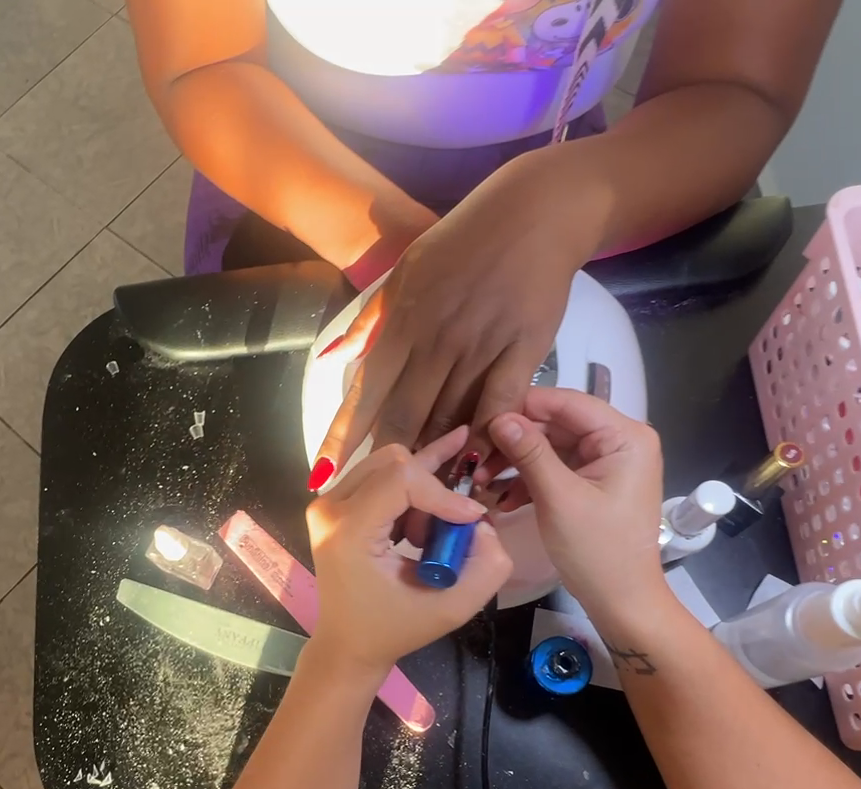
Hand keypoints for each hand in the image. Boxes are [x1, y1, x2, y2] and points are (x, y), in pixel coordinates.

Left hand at [305, 426, 511, 670]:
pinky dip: (409, 491)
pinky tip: (432, 507)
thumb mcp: (451, 609)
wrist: (348, 643)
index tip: (471, 521)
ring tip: (427, 534)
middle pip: (395, 462)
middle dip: (432, 491)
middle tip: (443, 532)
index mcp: (347, 532)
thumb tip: (484, 524)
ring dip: (420, 491)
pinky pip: (379, 474)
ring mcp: (326, 502)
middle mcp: (329, 508)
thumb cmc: (394, 629)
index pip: (402, 478)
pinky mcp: (333, 503)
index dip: (444, 494)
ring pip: (388, 462)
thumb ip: (486, 567)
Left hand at [310, 154, 601, 482]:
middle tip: (375, 504)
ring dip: (433, 463)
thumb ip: (370, 320)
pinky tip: (474, 471)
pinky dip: (486, 441)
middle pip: (403, 415)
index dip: (343, 437)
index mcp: (403, 320)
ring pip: (449, 417)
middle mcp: (436, 339)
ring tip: (419, 502)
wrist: (537, 213)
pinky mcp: (524, 351)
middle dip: (386, 464)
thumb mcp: (406, 269)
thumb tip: (332, 358)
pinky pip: (500, 406)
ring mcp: (481, 346)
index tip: (324, 474)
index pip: (365, 392)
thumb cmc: (462, 241)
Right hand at [485, 388, 672, 633]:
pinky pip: (556, 468)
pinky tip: (502, 498)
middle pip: (557, 424)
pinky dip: (529, 480)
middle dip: (515, 440)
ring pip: (551, 447)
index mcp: (625, 436)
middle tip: (476, 458)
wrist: (622, 600)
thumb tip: (498, 418)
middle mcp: (620, 440)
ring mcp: (607, 462)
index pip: (567, 402)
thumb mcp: (558, 498)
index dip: (524, 406)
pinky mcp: (594, 483)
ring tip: (482, 481)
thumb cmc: (597, 550)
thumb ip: (529, 453)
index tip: (481, 420)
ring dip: (516, 462)